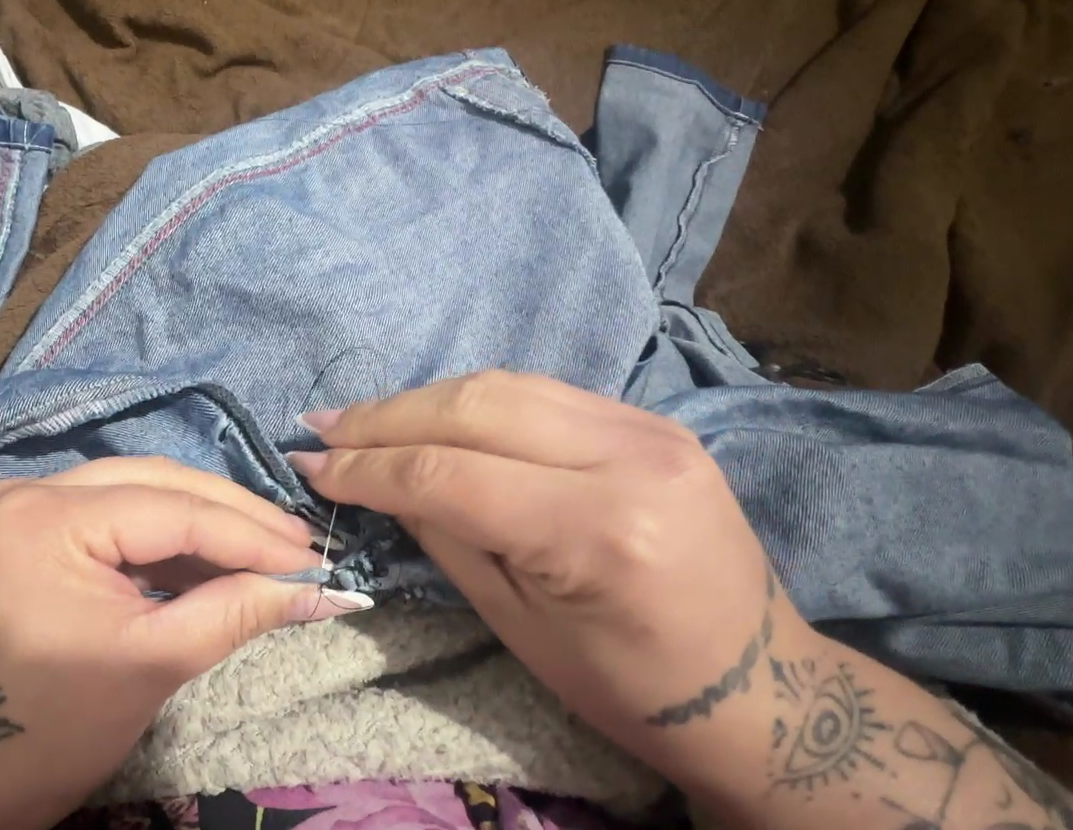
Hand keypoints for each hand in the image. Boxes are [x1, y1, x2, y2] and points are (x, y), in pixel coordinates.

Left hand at [0, 457, 368, 829]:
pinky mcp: (34, 523)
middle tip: (298, 545)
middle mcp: (31, 489)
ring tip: (269, 549)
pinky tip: (216, 556)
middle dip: (232, 515)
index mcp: (45, 518)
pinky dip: (168, 536)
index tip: (313, 557)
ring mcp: (27, 502)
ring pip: (140, 490)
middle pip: (156, 482)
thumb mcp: (152, 664)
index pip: (170, 510)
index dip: (249, 533)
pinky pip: (117, 513)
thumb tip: (315, 587)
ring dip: (205, 520)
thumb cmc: (53, 730)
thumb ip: (236, 612)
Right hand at [289, 370, 793, 775]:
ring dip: (420, 400)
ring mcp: (648, 427)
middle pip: (472, 409)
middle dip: (383, 418)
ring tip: (361, 417)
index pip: (449, 474)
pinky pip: (537, 393)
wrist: (762, 688)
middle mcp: (627, 459)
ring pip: (501, 385)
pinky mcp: (651, 419)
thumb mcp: (518, 625)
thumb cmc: (629, 684)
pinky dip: (469, 400)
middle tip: (321, 428)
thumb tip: (374, 481)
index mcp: (598, 531)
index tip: (310, 466)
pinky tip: (429, 414)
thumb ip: (444, 537)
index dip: (367, 468)